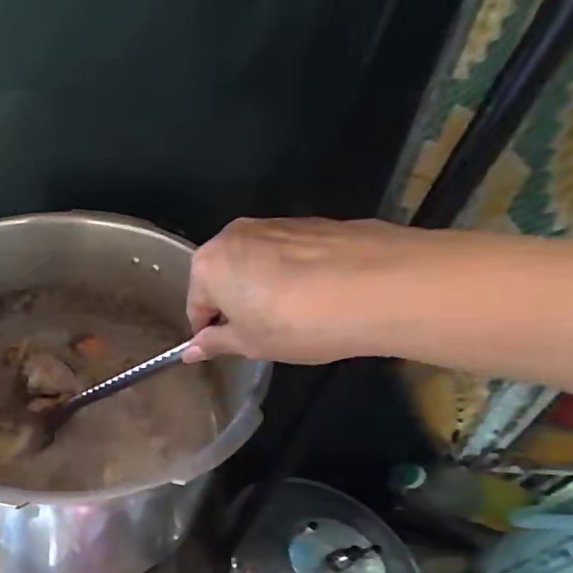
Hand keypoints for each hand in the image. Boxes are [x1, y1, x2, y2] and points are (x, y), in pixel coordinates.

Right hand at [183, 217, 424, 363]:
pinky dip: (295, 274)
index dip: (210, 331)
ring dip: (265, 288)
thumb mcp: (250, 344)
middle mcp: (235, 234)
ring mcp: (277, 223)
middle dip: (236, 304)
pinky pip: (290, 254)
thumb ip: (215, 343)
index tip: (228, 348)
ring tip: (296, 318)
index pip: (196, 305)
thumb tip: (190, 351)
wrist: (383, 287)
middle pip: (224, 276)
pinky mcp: (314, 222)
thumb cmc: (298, 323)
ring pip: (257, 262)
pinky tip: (319, 298)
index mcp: (209, 263)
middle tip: (261, 334)